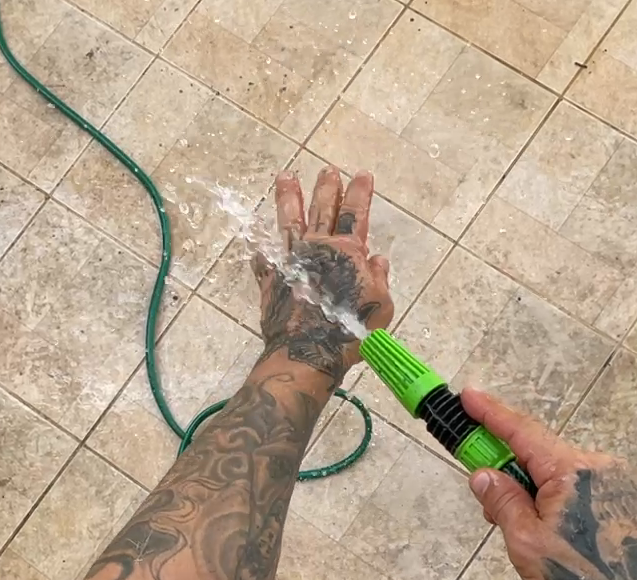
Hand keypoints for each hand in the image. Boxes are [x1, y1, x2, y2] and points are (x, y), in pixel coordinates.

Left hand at [256, 167, 394, 382]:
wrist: (309, 351)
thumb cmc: (350, 331)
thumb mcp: (381, 306)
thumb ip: (379, 279)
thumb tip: (377, 260)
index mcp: (347, 252)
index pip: (355, 214)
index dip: (359, 193)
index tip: (362, 175)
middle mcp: (317, 249)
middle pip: (322, 210)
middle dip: (326, 188)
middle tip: (326, 170)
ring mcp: (291, 261)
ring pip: (289, 222)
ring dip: (288, 198)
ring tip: (285, 178)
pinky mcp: (271, 279)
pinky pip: (263, 259)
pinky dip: (260, 249)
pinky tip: (255, 241)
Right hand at [461, 388, 636, 579]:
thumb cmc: (584, 574)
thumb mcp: (527, 541)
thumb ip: (503, 502)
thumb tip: (484, 474)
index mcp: (569, 469)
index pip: (521, 431)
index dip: (491, 413)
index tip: (468, 395)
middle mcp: (594, 465)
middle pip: (538, 455)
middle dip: (508, 473)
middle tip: (490, 505)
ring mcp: (613, 481)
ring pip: (556, 475)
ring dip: (530, 493)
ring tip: (523, 534)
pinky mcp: (621, 499)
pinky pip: (575, 488)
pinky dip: (552, 501)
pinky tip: (549, 534)